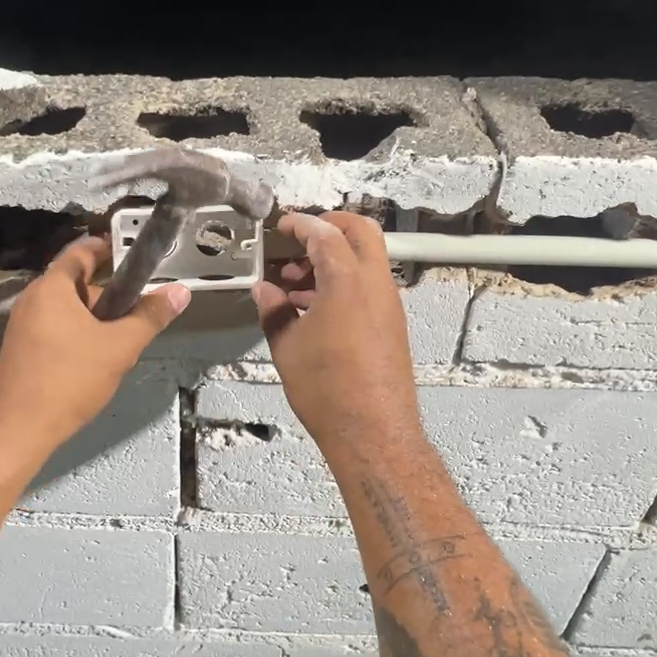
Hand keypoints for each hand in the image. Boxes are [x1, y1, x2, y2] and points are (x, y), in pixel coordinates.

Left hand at [0, 236, 190, 452]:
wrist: (18, 431)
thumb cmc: (69, 380)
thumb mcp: (120, 347)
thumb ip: (150, 316)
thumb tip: (180, 291)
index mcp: (52, 287)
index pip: (82, 251)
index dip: (109, 248)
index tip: (134, 255)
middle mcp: (32, 299)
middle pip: (77, 282)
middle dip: (108, 293)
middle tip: (137, 311)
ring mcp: (23, 325)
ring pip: (68, 310)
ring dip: (95, 318)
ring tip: (121, 341)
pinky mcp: (21, 349)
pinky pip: (55, 329)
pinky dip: (78, 334)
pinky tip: (95, 361)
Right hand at [252, 212, 420, 457]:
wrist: (374, 432)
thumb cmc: (327, 389)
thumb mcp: (287, 347)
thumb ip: (274, 311)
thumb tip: (264, 291)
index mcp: (347, 280)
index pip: (325, 233)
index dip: (301, 224)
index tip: (281, 226)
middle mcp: (375, 284)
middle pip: (360, 231)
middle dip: (329, 227)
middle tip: (297, 241)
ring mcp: (388, 303)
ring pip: (366, 258)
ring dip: (334, 258)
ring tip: (295, 283)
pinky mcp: (392, 323)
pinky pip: (369, 285)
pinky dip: (344, 280)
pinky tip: (313, 307)